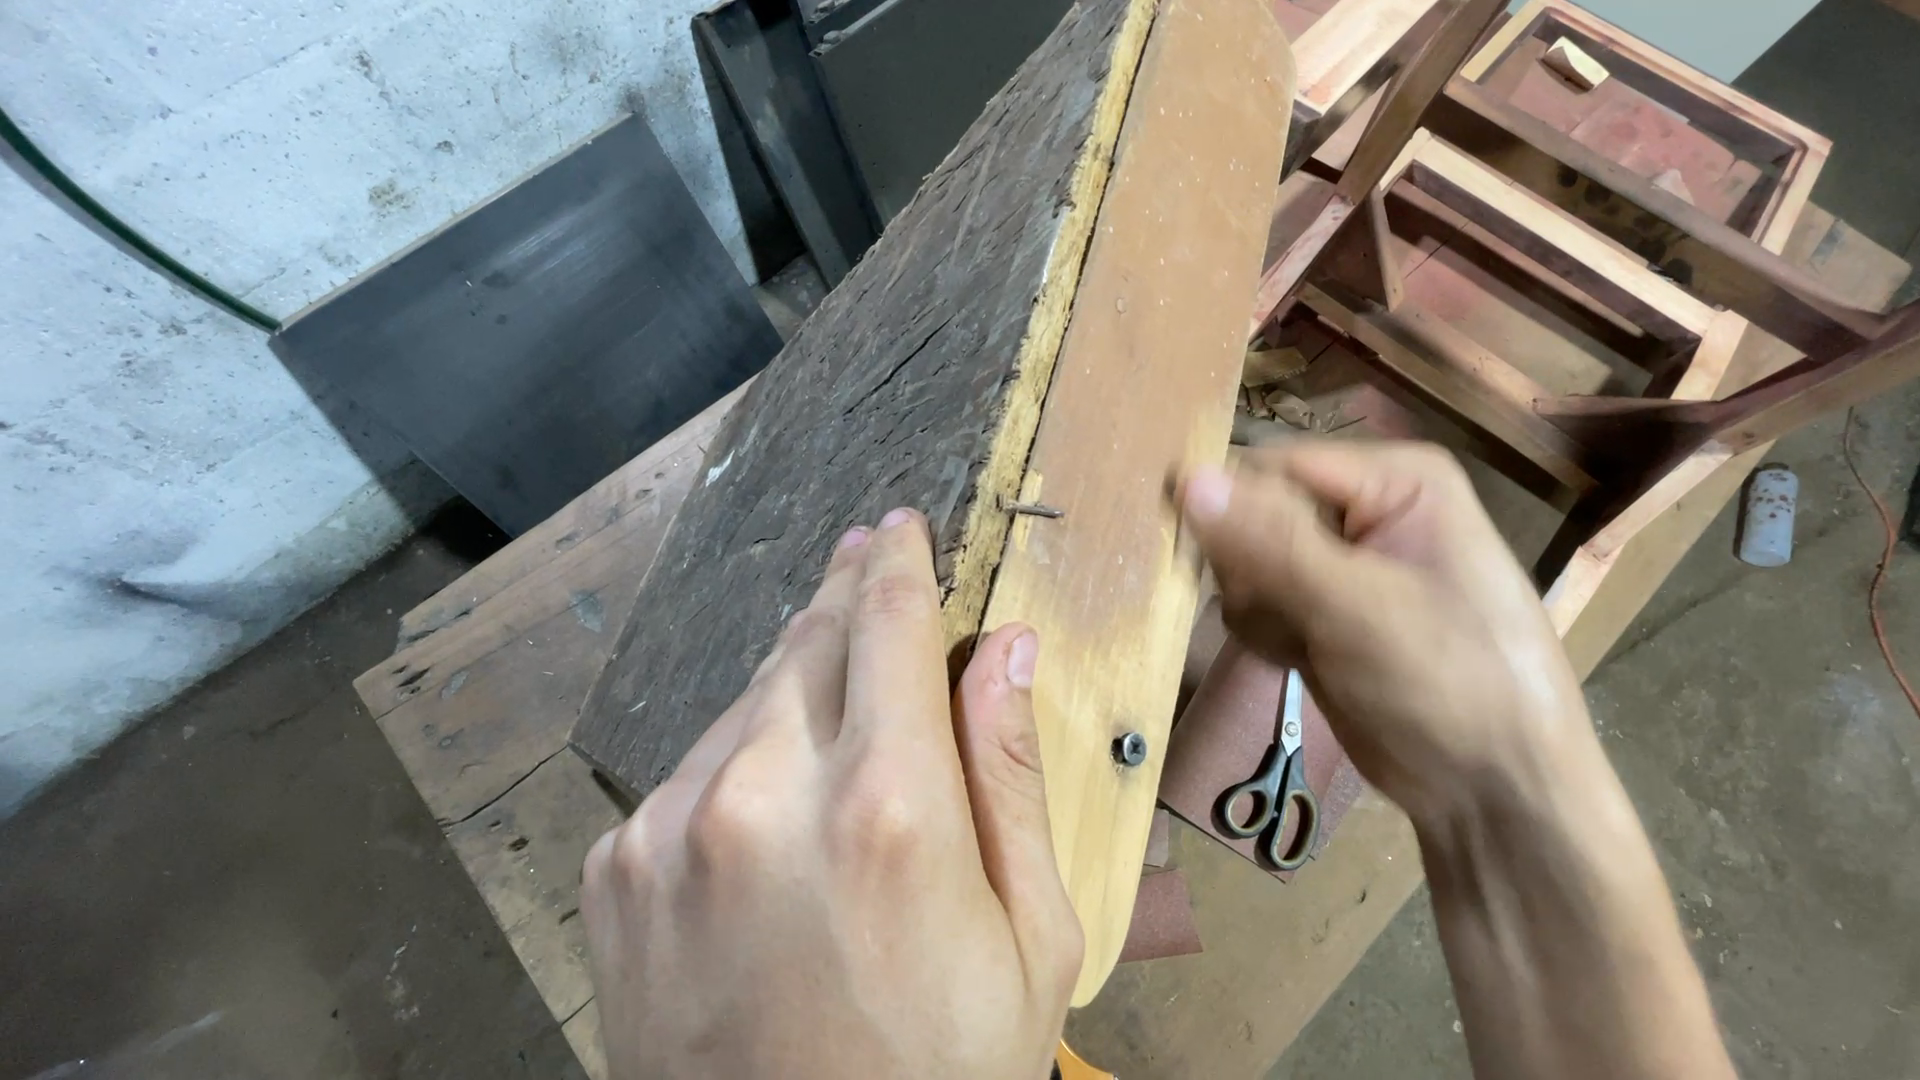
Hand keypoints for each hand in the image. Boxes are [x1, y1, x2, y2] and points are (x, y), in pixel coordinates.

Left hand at [581, 508, 1082, 1079]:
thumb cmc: (943, 1063)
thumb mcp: (1030, 933)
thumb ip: (1012, 771)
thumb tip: (1006, 646)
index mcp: (888, 807)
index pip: (890, 626)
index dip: (898, 563)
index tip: (899, 525)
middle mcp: (764, 794)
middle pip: (810, 641)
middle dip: (846, 594)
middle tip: (867, 558)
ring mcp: (671, 826)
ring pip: (751, 697)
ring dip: (797, 678)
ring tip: (836, 693)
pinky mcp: (617, 864)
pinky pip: (695, 766)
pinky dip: (744, 756)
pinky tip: (774, 804)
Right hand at [1176, 442, 1593, 826]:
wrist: (1490, 791)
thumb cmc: (1452, 684)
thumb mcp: (1361, 608)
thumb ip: (1271, 542)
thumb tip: (1187, 478)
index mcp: (1394, 480)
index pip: (1271, 466)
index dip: (1226, 507)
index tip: (1199, 560)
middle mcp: (1363, 508)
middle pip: (1250, 511)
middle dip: (1248, 569)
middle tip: (1279, 613)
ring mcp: (1339, 561)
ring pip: (1242, 559)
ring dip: (1255, 606)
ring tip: (1298, 642)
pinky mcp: (1318, 607)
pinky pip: (1253, 599)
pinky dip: (1262, 632)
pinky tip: (1297, 658)